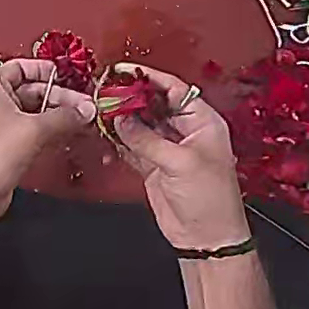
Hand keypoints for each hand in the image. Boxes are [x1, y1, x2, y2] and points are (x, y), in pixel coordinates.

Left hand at [0, 59, 94, 226]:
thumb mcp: (34, 128)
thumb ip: (64, 116)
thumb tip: (85, 110)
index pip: (20, 67)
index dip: (43, 69)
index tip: (65, 75)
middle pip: (32, 91)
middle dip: (60, 97)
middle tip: (84, 105)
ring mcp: (0, 127)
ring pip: (35, 113)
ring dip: (58, 116)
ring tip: (83, 119)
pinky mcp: (7, 148)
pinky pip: (33, 132)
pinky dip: (51, 132)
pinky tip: (70, 134)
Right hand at [109, 64, 250, 251]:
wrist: (206, 239)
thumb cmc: (209, 198)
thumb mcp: (181, 163)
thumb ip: (147, 139)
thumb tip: (121, 119)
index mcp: (202, 122)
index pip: (174, 90)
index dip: (150, 78)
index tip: (126, 70)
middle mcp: (185, 131)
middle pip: (154, 105)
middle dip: (131, 97)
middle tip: (105, 89)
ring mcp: (168, 148)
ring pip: (141, 125)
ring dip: (122, 118)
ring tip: (100, 107)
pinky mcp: (154, 166)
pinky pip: (133, 146)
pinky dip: (119, 140)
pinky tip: (104, 131)